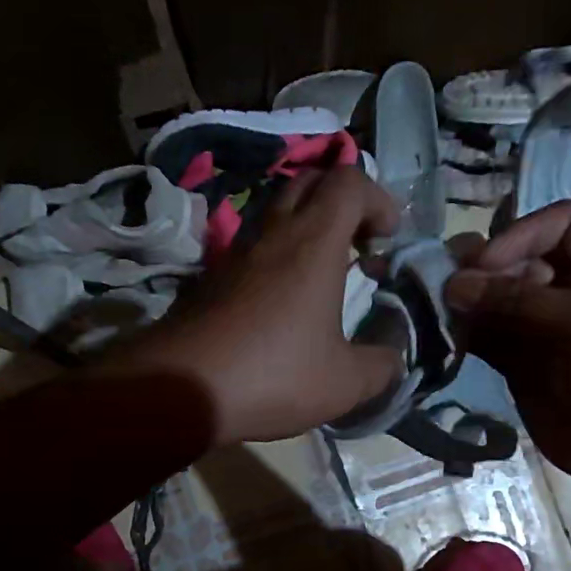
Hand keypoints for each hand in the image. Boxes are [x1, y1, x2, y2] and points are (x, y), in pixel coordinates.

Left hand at [114, 166, 404, 444]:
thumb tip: (393, 360)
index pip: (349, 181)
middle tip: (357, 244)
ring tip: (320, 273)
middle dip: (341, 201)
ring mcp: (232, 254)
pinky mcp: (206, 279)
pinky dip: (272, 257)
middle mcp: (270, 234)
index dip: (378, 198)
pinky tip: (277, 302)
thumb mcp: (343, 383)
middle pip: (308, 182)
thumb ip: (380, 366)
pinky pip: (247, 248)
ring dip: (303, 228)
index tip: (388, 238)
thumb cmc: (271, 377)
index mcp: (313, 243)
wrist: (178, 389)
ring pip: (273, 213)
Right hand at [445, 200, 570, 491]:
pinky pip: (488, 341)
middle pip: (522, 261)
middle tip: (440, 283)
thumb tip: (453, 281)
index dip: (522, 235)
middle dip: (483, 269)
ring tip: (430, 308)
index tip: (483, 264)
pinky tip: (441, 336)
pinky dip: (464, 336)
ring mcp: (548, 332)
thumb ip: (519, 298)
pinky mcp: (523, 368)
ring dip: (466, 302)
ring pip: (498, 302)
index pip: (564, 224)